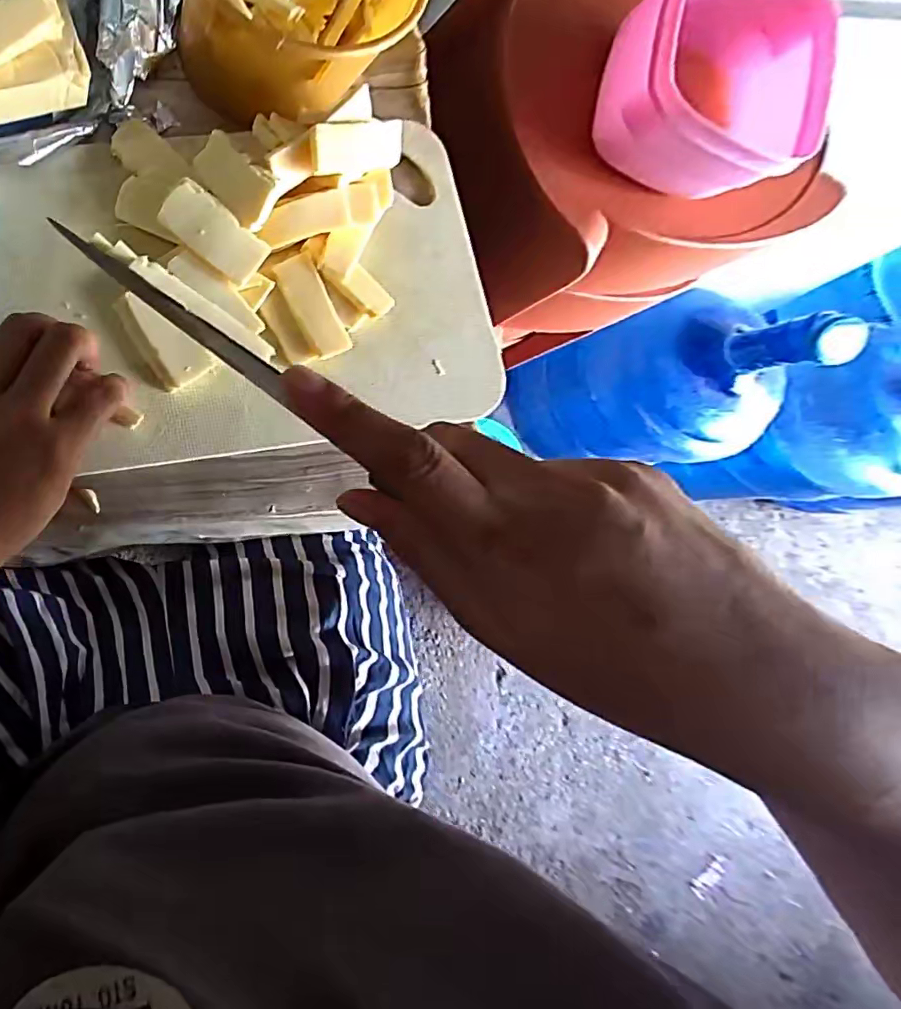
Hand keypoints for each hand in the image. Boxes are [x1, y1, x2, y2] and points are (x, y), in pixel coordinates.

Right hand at [282, 366, 897, 811]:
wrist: (770, 684)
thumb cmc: (606, 670)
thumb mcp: (492, 623)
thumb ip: (422, 550)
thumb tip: (358, 496)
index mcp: (507, 538)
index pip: (409, 459)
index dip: (346, 418)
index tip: (298, 384)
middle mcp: (553, 488)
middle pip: (444, 439)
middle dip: (413, 460)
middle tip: (417, 513)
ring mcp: (601, 471)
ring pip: (491, 452)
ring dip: (471, 484)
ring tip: (511, 548)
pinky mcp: (634, 468)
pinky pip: (543, 465)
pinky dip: (521, 492)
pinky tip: (561, 543)